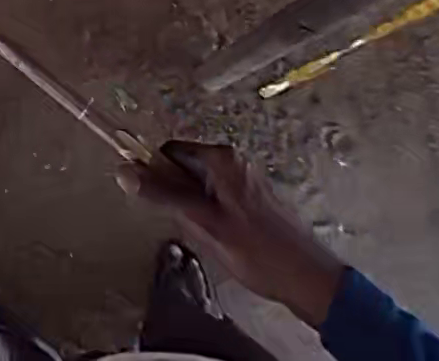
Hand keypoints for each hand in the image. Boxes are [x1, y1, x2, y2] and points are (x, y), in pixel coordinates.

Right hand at [117, 140, 345, 326]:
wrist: (316, 287)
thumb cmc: (257, 250)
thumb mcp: (202, 222)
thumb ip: (161, 194)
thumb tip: (121, 170)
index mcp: (219, 158)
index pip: (168, 152)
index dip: (158, 175)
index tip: (164, 203)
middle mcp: (232, 160)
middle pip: (183, 167)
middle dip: (179, 194)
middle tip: (192, 223)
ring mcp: (245, 178)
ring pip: (198, 185)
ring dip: (195, 207)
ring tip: (211, 234)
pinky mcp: (254, 197)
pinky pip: (216, 196)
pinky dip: (212, 213)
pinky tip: (225, 238)